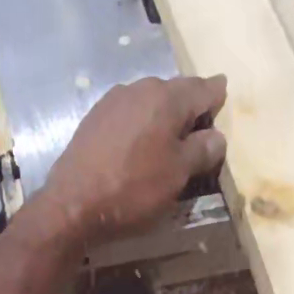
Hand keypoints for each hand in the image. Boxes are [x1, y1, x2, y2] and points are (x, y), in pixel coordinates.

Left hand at [35, 75, 227, 244]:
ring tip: (162, 146)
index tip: (222, 108)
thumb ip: (202, 151)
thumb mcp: (177, 175)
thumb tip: (217, 137)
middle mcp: (139, 88)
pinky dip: (136, 130)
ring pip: (147, 104)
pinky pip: (125, 118)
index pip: (204, 88)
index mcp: (167, 97)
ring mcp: (111, 102)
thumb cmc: (132, 189)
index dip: (217, 101)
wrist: (71, 205)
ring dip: (159, 120)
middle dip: (187, 111)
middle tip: (194, 136)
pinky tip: (133, 151)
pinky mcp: (90, 121)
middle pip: (174, 94)